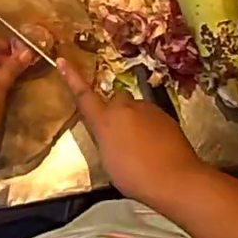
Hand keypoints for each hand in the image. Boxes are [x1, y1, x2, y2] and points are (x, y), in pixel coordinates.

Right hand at [60, 60, 209, 205]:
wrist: (175, 178)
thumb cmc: (135, 176)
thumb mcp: (109, 161)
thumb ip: (105, 139)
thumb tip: (110, 132)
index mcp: (105, 120)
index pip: (84, 95)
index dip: (72, 77)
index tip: (62, 59)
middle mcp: (125, 108)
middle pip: (115, 100)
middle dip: (115, 112)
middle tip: (119, 137)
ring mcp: (147, 109)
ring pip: (134, 109)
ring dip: (134, 121)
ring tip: (140, 148)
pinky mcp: (165, 115)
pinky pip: (150, 117)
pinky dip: (149, 127)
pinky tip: (155, 147)